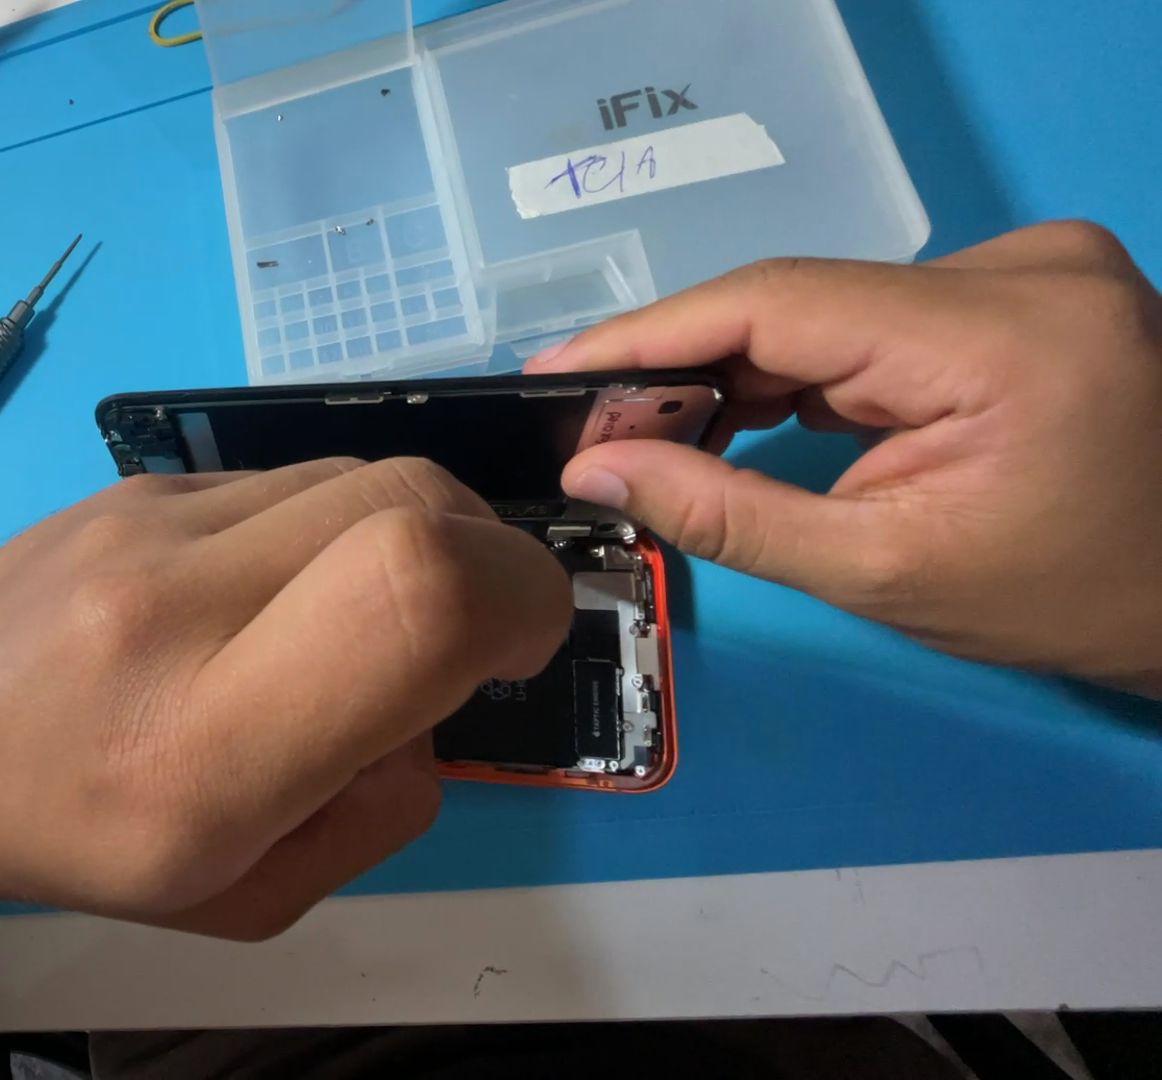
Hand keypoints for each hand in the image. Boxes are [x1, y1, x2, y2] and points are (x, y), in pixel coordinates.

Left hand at [0, 457, 571, 938]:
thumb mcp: (258, 890)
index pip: (409, 593)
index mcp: (205, 742)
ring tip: (348, 606)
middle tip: (458, 622)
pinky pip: (275, 478)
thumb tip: (434, 686)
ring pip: (346, 474)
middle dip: (482, 552)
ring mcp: (136, 518)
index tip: (516, 641)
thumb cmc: (89, 847)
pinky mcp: (123, 483)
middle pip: (401, 498)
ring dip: (401, 532)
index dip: (513, 595)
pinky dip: (320, 523)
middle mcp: (168, 599)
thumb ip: (386, 799)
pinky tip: (266, 582)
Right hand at [531, 221, 1161, 694]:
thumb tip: (590, 468)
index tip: (550, 371)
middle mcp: (1006, 274)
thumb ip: (717, 514)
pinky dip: (760, 381)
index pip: (771, 304)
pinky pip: (832, 330)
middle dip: (665, 370)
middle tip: (581, 425)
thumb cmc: (1064, 596)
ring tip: (636, 438)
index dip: (642, 336)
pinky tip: (715, 424)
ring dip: (707, 379)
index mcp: (998, 335)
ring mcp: (1001, 280)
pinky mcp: (985, 303)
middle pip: (777, 308)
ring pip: (796, 318)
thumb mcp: (870, 567)